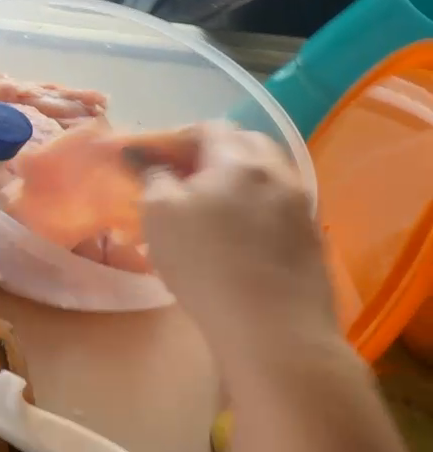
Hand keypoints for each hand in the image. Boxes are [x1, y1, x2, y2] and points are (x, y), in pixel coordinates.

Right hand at [128, 122, 337, 372]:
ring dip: (233, 176)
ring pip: (266, 173)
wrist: (271, 323)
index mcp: (239, 163)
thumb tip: (143, 156)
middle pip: (246, 144)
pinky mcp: (309, 236)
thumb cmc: (202, 259)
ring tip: (201, 202)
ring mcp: (301, 206)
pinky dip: (250, 200)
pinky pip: (276, 201)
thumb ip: (152, 175)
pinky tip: (228, 228)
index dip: (177, 136)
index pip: (211, 127)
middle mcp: (279, 176)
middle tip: (177, 174)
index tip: (150, 157)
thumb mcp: (158, 212)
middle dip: (210, 150)